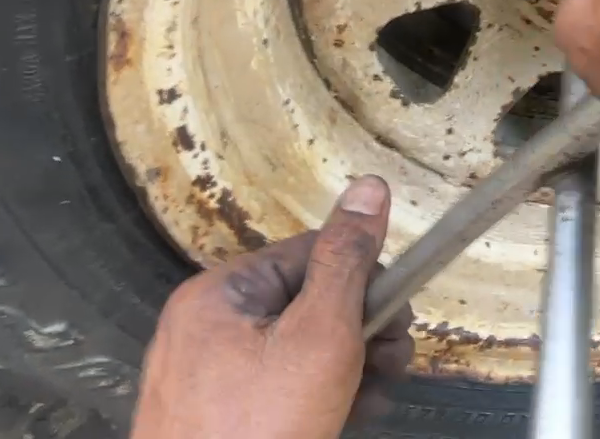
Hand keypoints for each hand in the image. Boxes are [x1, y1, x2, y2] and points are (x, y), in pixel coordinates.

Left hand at [131, 176, 414, 438]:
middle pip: (312, 300)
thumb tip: (369, 185)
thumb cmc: (264, 432)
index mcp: (219, 295)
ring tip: (376, 394)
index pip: (317, 252)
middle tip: (392, 360)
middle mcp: (205, 327)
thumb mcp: (322, 334)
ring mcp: (206, 379)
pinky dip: (321, 395)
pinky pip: (281, 385)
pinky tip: (351, 414)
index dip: (364, 281)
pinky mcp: (217, 419)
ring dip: (352, 363)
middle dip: (363, 328)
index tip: (394, 315)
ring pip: (302, 346)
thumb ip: (347, 259)